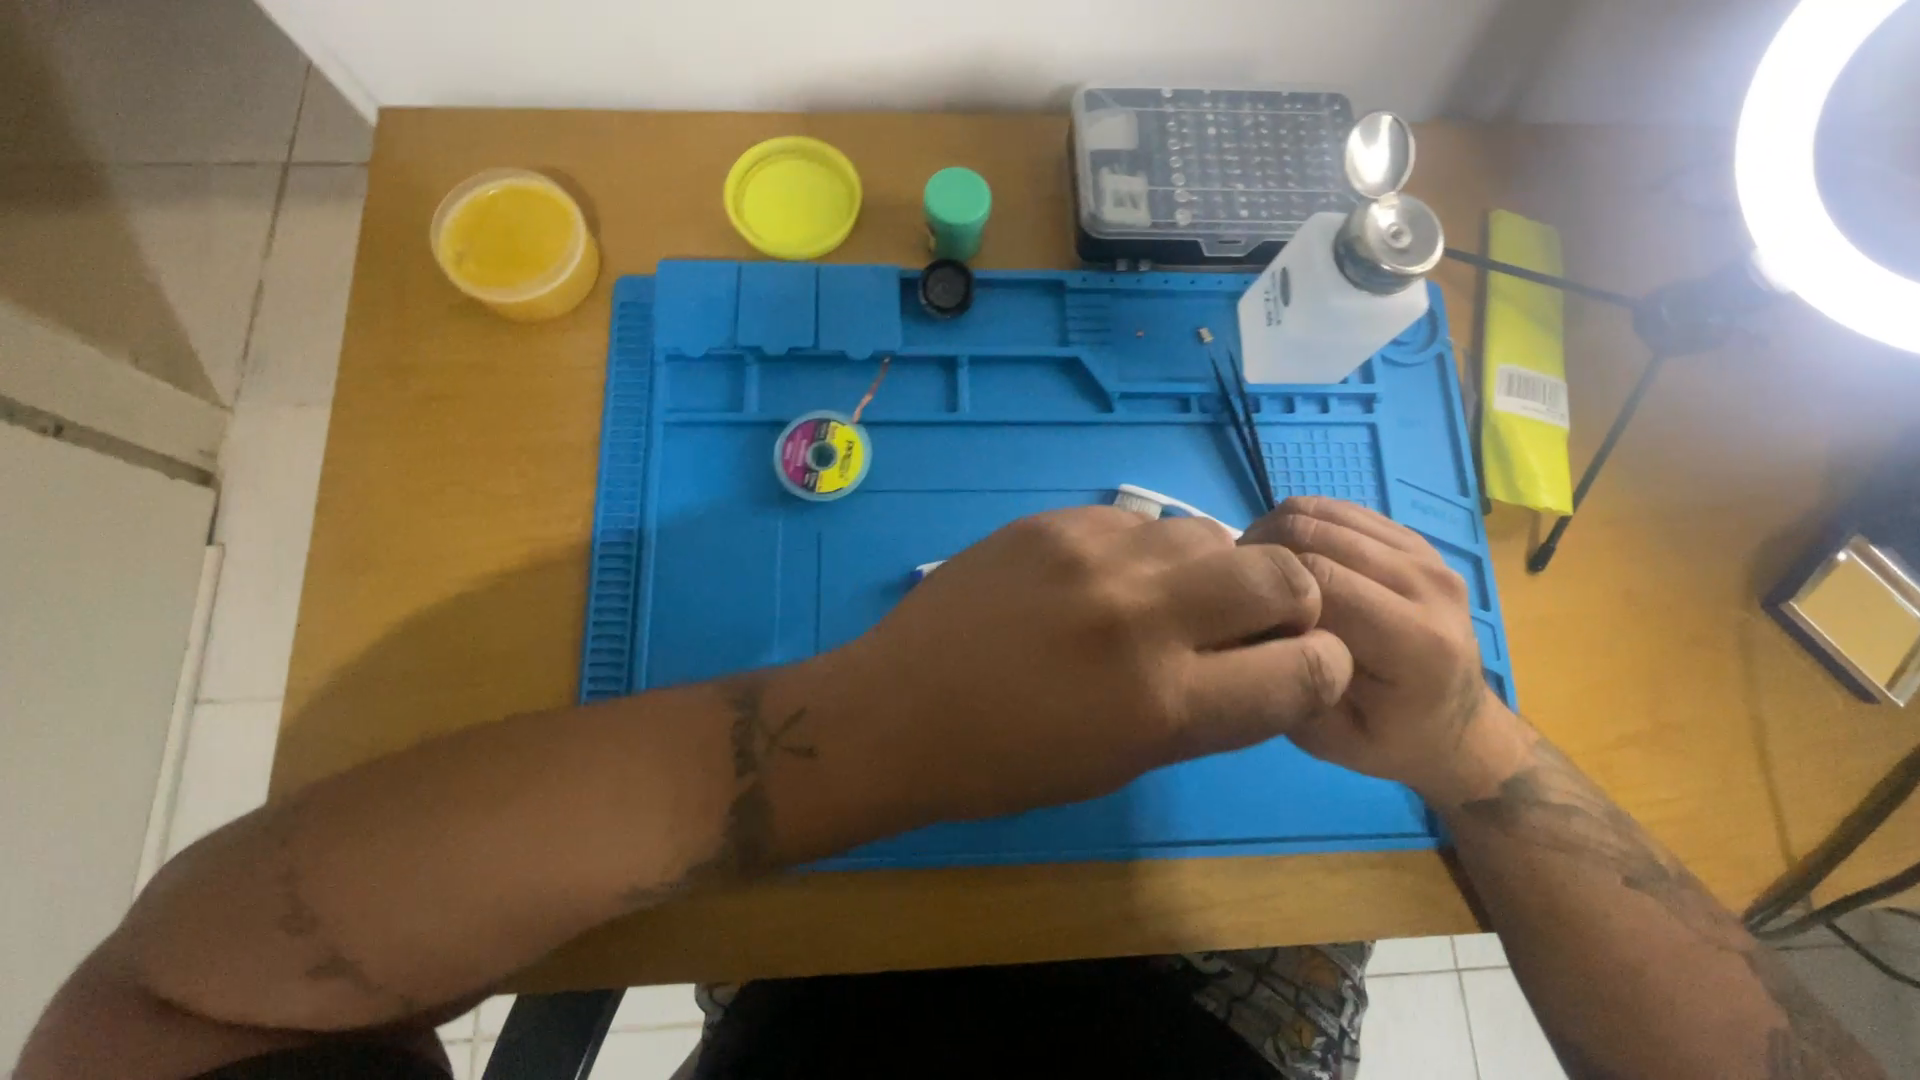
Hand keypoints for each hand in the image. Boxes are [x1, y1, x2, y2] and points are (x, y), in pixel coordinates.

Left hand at [797, 506, 1353, 839]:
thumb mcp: (1123, 761)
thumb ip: (1208, 709)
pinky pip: (1138, 522)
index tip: (1295, 669)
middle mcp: (1145, 616)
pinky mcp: (1054, 521)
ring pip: (1209, 536)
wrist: (897, 710)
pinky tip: (1101, 581)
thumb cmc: (1007, 764)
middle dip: (1287, 605)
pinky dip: (1143, 553)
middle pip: (1284, 578)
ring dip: (1208, 572)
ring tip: (1161, 601)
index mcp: (1167, 703)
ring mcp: (1096, 556)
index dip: (1318, 670)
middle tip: (1242, 625)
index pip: (1310, 670)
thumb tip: (1266, 660)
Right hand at [1242, 497, 1521, 806]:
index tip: (1233, 604)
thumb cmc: (1386, 741)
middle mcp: (1428, 587)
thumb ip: (1292, 680)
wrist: (1455, 729)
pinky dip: (1304, 520)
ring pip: (1329, 513)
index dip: (1264, 580)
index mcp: (1413, 641)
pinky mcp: (1419, 545)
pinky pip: (1347, 510)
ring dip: (1278, 528)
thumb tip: (1250, 624)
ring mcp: (1428, 558)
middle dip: (1263, 546)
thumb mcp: (1327, 737)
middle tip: (1231, 577)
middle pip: (1320, 534)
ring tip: (1254, 562)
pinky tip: (1285, 551)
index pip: (1319, 577)